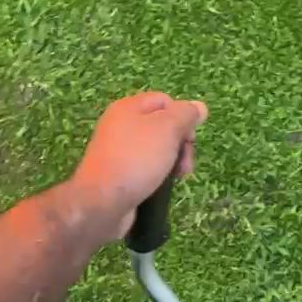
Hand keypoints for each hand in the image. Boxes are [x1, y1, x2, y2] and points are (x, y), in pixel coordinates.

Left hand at [67, 92, 208, 239]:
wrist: (103, 201)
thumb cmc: (136, 159)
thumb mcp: (167, 129)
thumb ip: (185, 115)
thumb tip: (199, 107)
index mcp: (128, 107)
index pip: (164, 100)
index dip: (182, 116)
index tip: (190, 138)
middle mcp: (121, 125)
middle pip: (163, 125)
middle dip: (180, 142)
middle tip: (185, 163)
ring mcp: (118, 150)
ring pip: (157, 148)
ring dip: (173, 160)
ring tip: (178, 177)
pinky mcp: (119, 172)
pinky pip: (146, 166)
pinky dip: (158, 174)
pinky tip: (163, 185)